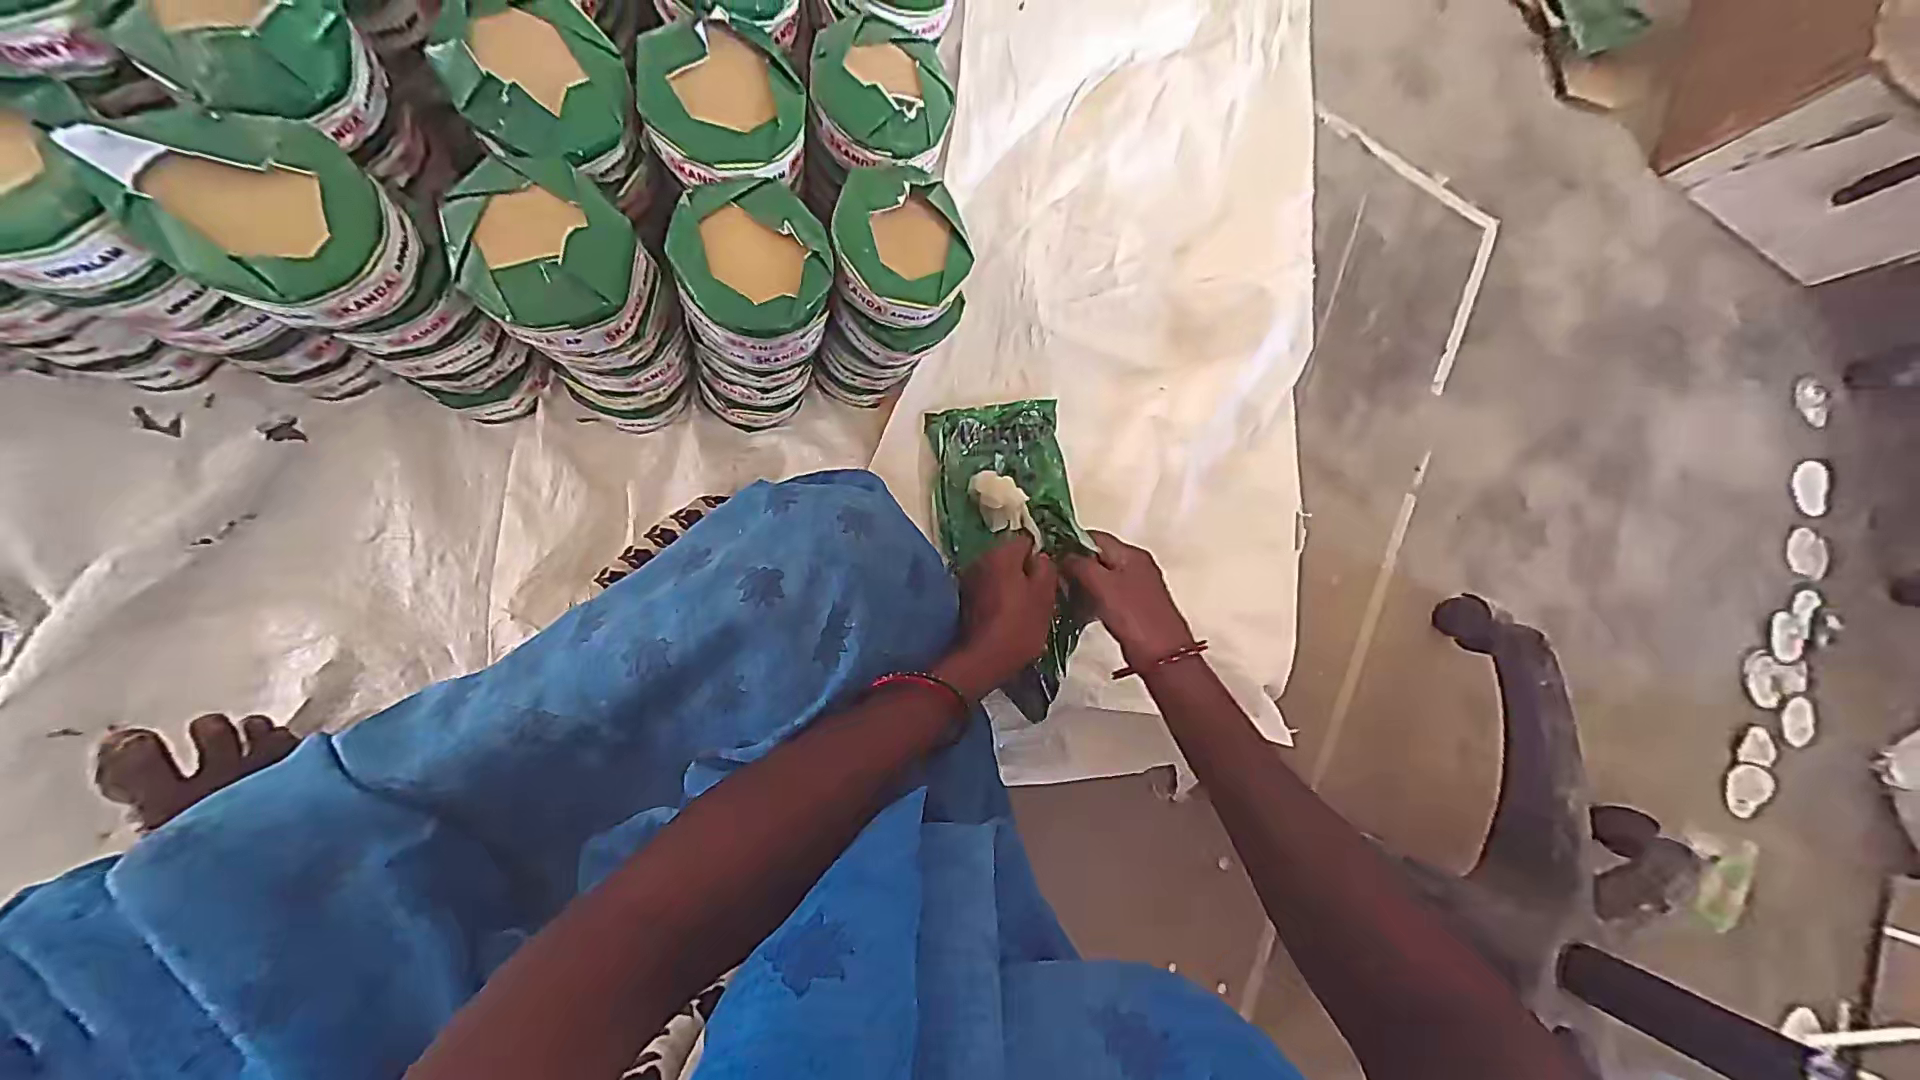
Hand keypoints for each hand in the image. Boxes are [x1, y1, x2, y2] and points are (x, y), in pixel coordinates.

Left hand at [934, 534, 1057, 699]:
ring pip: (998, 574)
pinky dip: (997, 596)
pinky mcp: (964, 599)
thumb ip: (1046, 568)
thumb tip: (1041, 557)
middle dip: (1025, 570)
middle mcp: (980, 559)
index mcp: (1001, 553)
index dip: (1040, 556)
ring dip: (1010, 584)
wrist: (983, 660)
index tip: (1050, 575)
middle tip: (1041, 593)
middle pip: (1009, 556)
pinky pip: (987, 589)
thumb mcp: (1045, 595)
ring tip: (1026, 607)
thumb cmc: (1019, 626)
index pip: (1026, 540)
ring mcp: (969, 579)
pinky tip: (1007, 614)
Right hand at [1062, 531, 1194, 666]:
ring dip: (1081, 582)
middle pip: (1098, 556)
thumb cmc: (1132, 615)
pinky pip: (1106, 594)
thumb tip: (1063, 554)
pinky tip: (1077, 608)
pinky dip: (1091, 597)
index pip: (1095, 537)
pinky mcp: (1133, 606)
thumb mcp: (1101, 584)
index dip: (1070, 542)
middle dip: (1074, 564)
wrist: (1160, 654)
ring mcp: (1136, 586)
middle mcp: (1135, 565)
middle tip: (1053, 576)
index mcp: (1130, 554)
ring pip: (1101, 576)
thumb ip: (1080, 564)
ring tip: (1061, 593)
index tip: (1049, 554)